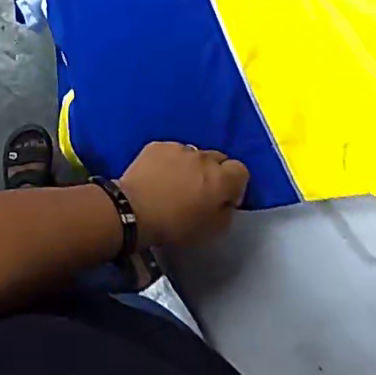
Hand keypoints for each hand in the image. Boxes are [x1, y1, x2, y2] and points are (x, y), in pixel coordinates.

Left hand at [116, 142, 248, 248]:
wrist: (135, 209)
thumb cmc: (176, 225)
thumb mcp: (214, 229)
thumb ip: (227, 209)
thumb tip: (226, 199)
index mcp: (220, 178)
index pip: (241, 170)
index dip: (235, 185)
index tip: (224, 198)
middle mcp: (202, 157)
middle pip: (218, 158)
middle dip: (215, 172)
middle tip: (201, 190)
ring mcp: (177, 148)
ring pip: (194, 153)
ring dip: (192, 165)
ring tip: (177, 182)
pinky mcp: (156, 145)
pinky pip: (172, 150)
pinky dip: (171, 160)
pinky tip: (160, 175)